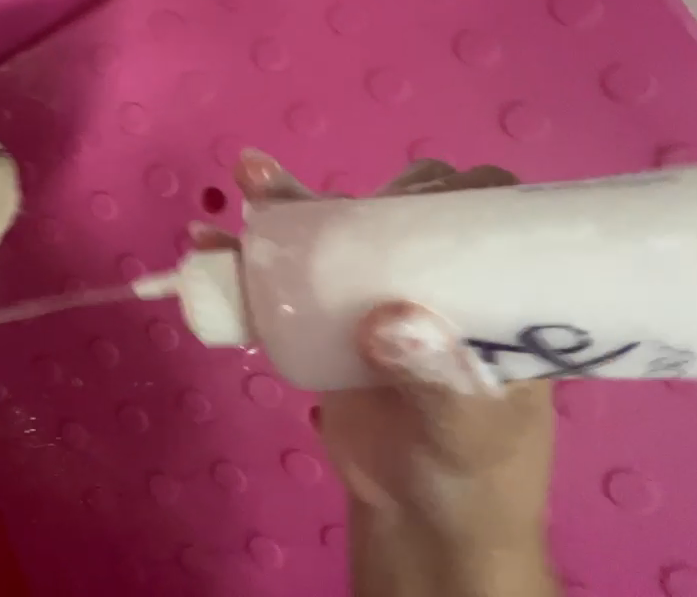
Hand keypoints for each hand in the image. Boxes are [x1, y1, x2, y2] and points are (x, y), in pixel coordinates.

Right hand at [230, 152, 557, 596]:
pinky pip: (277, 277)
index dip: (449, 192)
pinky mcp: (317, 318)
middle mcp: (425, 280)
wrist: (410, 515)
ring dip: (277, 205)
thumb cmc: (468, 471)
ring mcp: (365, 297)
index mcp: (487, 294)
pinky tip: (209, 241)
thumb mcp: (470, 432)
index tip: (408, 196)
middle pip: (386, 214)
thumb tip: (388, 321)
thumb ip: (439, 382)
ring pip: (323, 237)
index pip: (480, 217)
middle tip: (294, 185)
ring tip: (247, 181)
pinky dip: (240, 255)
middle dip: (338, 190)